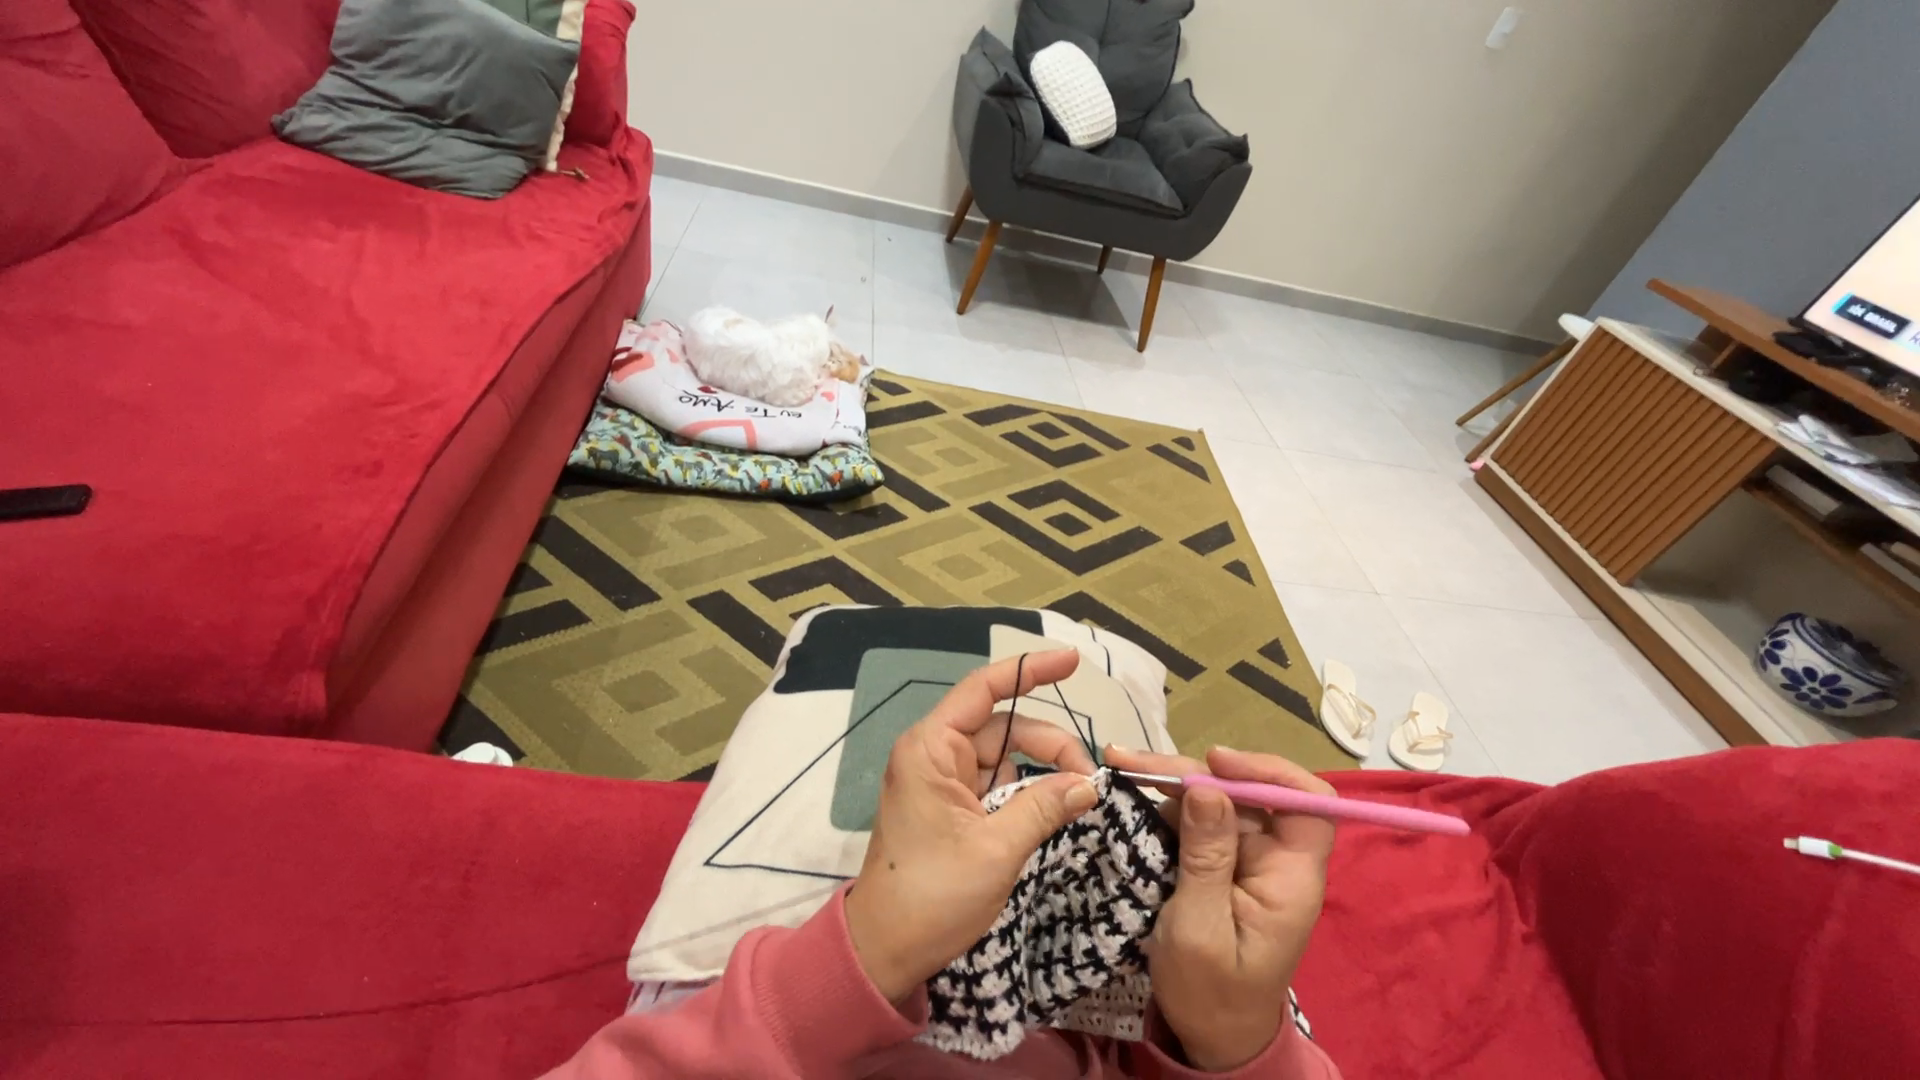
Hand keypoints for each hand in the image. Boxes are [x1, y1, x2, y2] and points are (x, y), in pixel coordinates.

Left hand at [843, 649, 1100, 1002]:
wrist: (885, 950)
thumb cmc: (932, 895)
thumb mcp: (996, 851)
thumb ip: (1043, 808)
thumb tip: (1088, 785)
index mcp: (931, 748)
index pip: (984, 689)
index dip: (1029, 670)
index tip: (1073, 660)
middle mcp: (934, 753)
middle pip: (1003, 726)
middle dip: (1050, 744)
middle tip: (1090, 779)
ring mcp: (942, 779)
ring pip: (1004, 755)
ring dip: (1042, 768)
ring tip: (1079, 794)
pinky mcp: (951, 805)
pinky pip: (996, 781)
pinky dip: (1027, 789)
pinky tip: (1056, 804)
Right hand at [1106, 745, 1334, 1072]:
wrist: (1205, 1036)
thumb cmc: (1209, 992)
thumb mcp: (1199, 927)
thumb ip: (1206, 857)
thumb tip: (1208, 788)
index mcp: (1289, 877)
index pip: (1307, 804)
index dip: (1268, 772)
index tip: (1213, 761)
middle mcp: (1272, 858)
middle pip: (1244, 793)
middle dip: (1190, 772)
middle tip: (1129, 762)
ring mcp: (1244, 858)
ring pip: (1215, 800)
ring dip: (1169, 782)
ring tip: (1121, 766)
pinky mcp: (1217, 862)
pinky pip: (1196, 819)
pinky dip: (1163, 804)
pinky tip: (1131, 792)